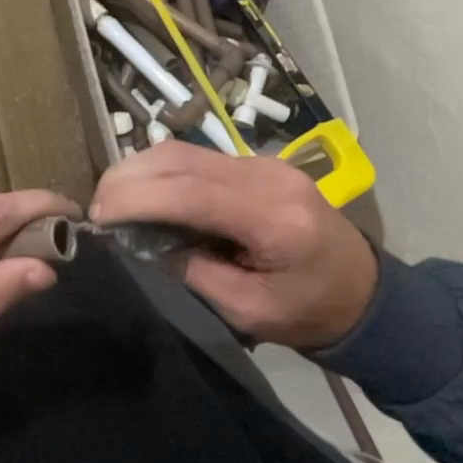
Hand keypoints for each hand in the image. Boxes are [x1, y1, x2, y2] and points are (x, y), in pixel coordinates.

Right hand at [91, 142, 377, 349]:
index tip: (96, 217)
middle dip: (126, 179)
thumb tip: (138, 241)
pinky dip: (159, 171)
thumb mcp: (247, 309)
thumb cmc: (310, 313)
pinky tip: (143, 194)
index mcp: (273, 217)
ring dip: (138, 171)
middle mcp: (267, 176)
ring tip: (112, 203)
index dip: (134, 197)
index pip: (188, 190)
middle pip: (179, 158)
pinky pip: (195, 157)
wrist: (367, 294)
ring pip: (182, 150)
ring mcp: (263, 163)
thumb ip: (192, 271)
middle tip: (95, 211)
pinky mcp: (256, 162)